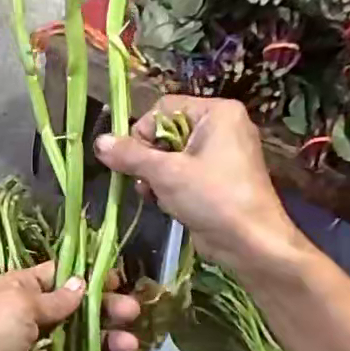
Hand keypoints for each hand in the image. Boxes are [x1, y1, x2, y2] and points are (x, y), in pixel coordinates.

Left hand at [0, 262, 140, 350]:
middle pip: (77, 304)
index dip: (87, 276)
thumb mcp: (21, 304)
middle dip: (105, 306)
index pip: (58, 274)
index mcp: (19, 287)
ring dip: (108, 334)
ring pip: (83, 331)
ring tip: (128, 343)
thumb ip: (55, 297)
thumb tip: (80, 284)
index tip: (116, 279)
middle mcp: (32, 310)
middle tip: (131, 311)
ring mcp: (41, 340)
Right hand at [94, 96, 312, 276]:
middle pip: (165, 132)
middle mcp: (220, 127)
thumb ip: (130, 155)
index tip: (135, 161)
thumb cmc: (212, 197)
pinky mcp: (216, 179)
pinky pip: (182, 174)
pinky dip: (169, 188)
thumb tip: (99, 141)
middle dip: (149, 160)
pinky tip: (169, 204)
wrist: (250, 241)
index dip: (142, 133)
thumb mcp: (166, 173)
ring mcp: (220, 154)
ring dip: (155, 177)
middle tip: (146, 182)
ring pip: (170, 157)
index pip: (163, 108)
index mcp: (216, 112)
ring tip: (158, 196)